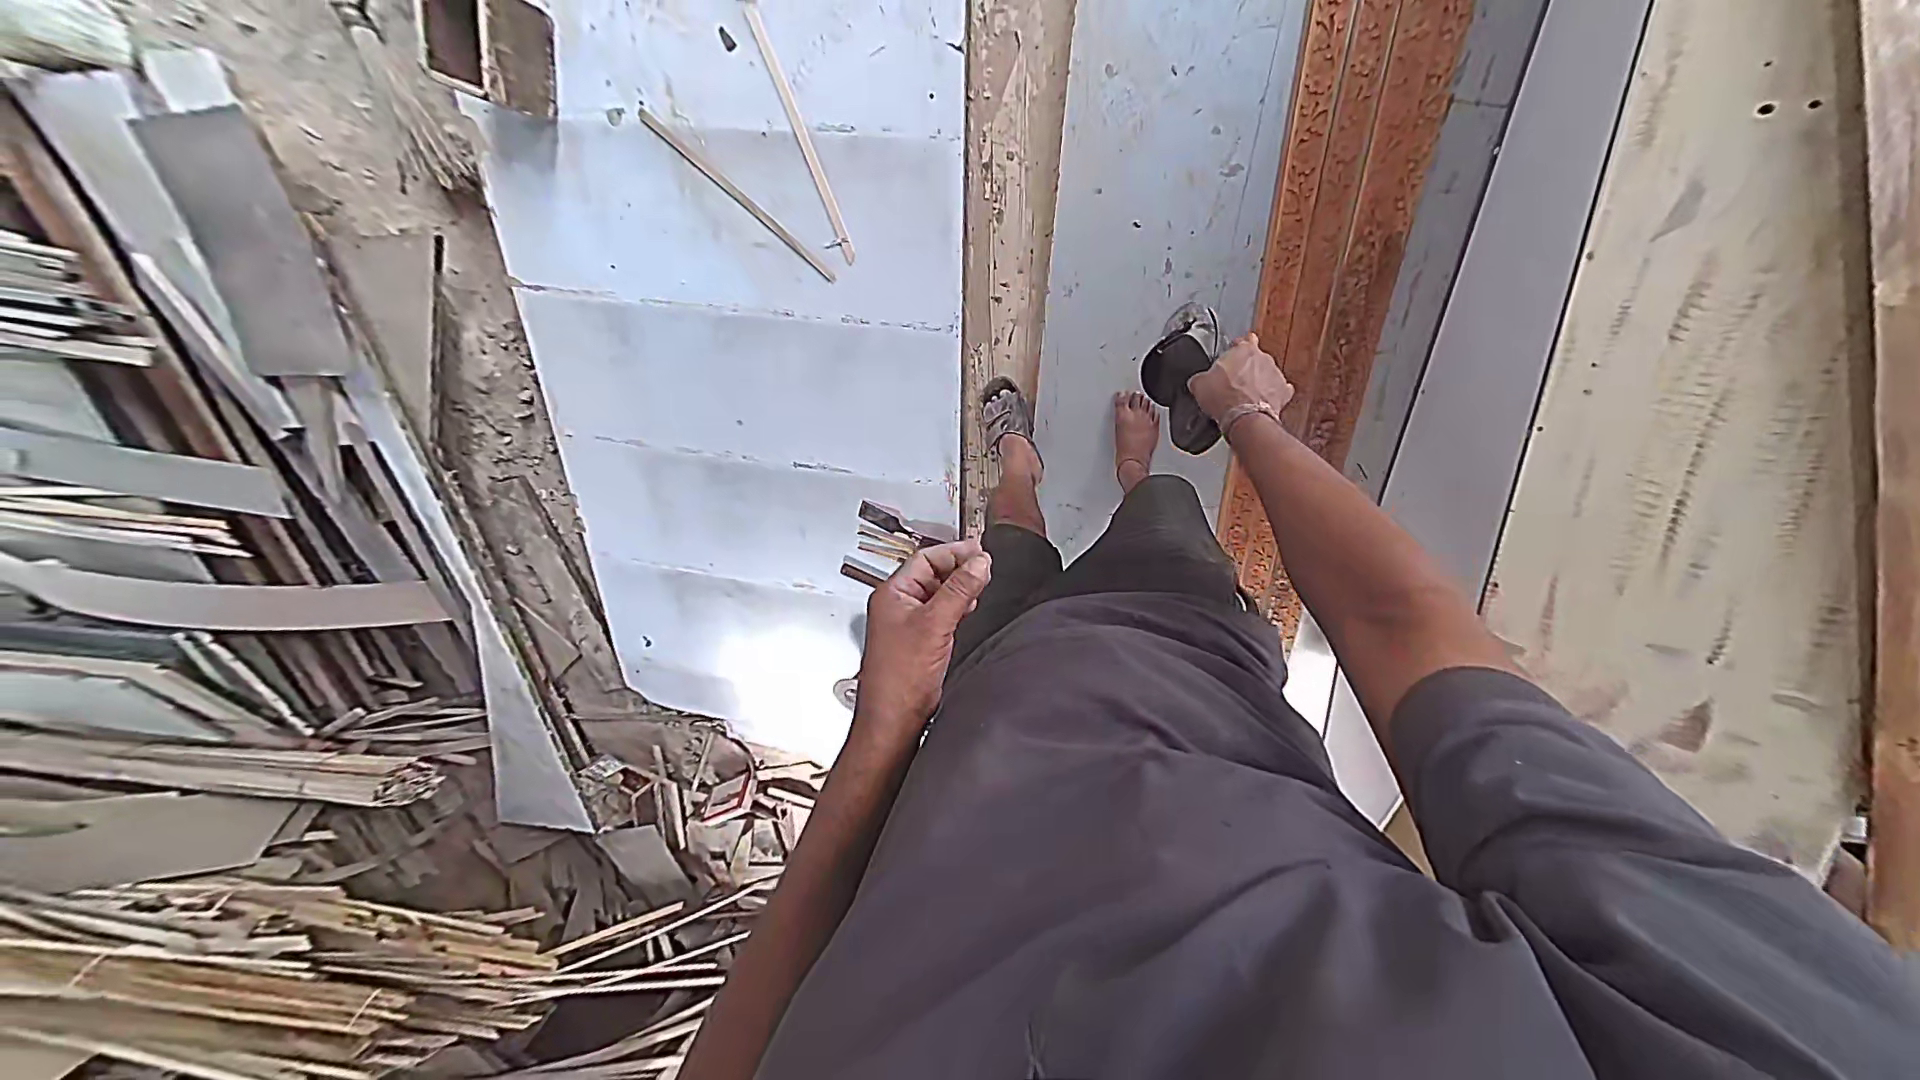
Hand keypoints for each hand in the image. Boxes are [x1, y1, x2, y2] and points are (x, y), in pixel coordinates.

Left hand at [855, 539, 991, 738]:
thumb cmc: (898, 679)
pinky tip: (969, 609)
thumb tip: (979, 563)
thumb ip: (959, 590)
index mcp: (892, 593)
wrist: (894, 718)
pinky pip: (941, 612)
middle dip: (959, 568)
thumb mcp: (935, 624)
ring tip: (981, 585)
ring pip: (938, 593)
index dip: (953, 552)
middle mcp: (898, 605)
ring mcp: (909, 623)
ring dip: (960, 588)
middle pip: (932, 573)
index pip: (925, 558)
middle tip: (984, 566)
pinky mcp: (920, 640)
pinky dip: (957, 606)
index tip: (979, 551)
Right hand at [1188, 332, 1294, 422]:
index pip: (1243, 340)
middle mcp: (1263, 358)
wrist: (1244, 418)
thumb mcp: (1199, 385)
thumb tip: (1197, 382)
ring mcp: (1275, 374)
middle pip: (1255, 358)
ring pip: (1267, 374)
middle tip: (1233, 381)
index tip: (1230, 356)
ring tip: (1243, 396)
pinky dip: (1270, 396)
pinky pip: (1278, 391)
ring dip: (1258, 382)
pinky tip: (1260, 402)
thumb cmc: (1225, 397)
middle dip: (1246, 368)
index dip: (1235, 349)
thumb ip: (1200, 378)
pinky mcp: (1283, 392)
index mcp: (1244, 349)